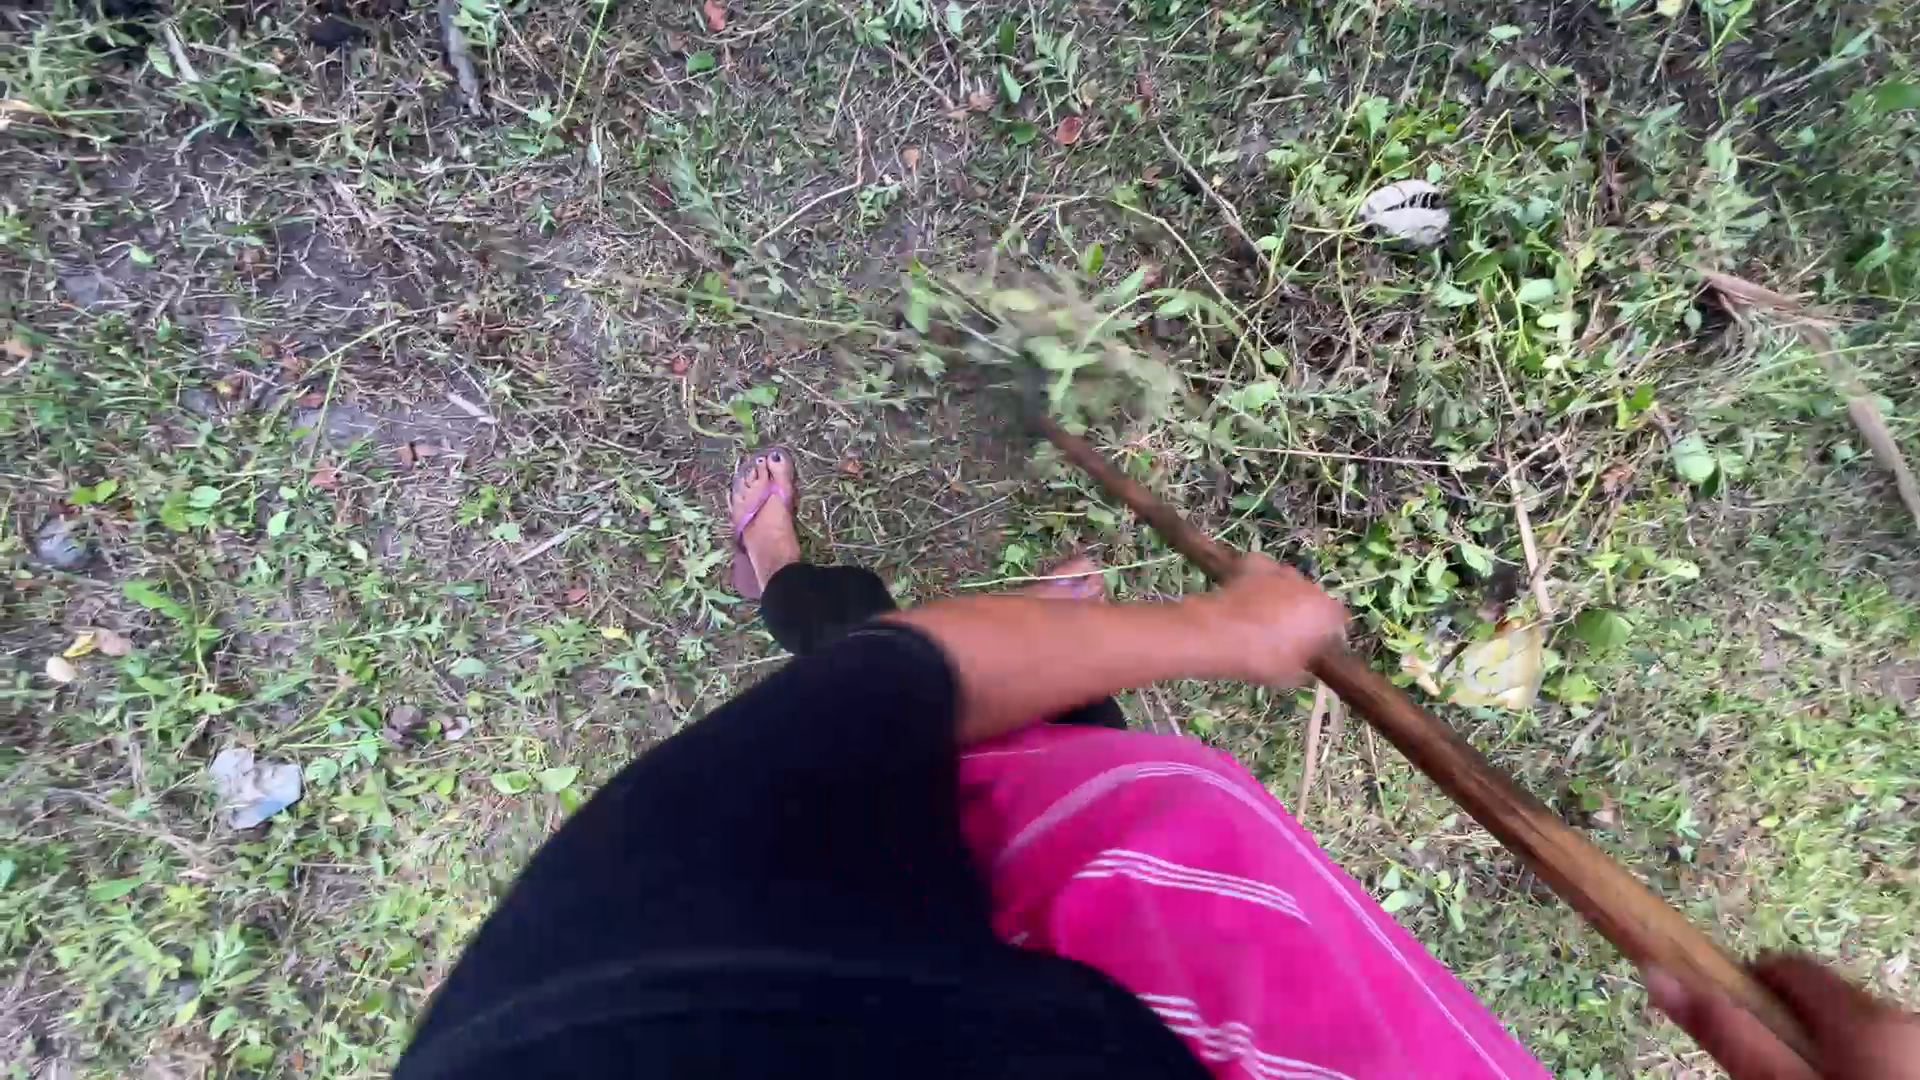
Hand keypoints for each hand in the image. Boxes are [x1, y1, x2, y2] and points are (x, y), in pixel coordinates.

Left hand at [1191, 554, 1347, 685]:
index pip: (1338, 622)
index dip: (1326, 635)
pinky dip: (1259, 580)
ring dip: (1282, 596)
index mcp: (1327, 613)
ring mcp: (1282, 571)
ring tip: (1261, 616)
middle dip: (1304, 613)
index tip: (1312, 648)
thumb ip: (1306, 668)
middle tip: (1284, 633)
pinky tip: (1246, 595)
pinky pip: (1264, 571)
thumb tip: (1306, 668)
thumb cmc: (1261, 658)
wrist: (1218, 633)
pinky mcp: (1255, 563)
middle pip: (1314, 599)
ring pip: (1290, 584)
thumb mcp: (1291, 676)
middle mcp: (1310, 587)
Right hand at [1648, 954, 1919, 1079]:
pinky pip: (1893, 1055)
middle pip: (1825, 1002)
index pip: (1784, 966)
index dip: (1749, 989)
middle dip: (1794, 1029)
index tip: (1743, 1030)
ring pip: (1861, 1033)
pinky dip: (1869, 1068)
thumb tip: (1653, 970)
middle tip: (1783, 1075)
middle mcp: (1910, 1017)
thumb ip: (1725, 1031)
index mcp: (1867, 1015)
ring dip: (1833, 1053)